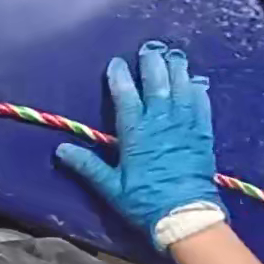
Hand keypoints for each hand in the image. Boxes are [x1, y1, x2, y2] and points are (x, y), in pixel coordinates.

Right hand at [55, 41, 224, 248]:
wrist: (186, 215)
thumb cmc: (144, 201)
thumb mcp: (111, 187)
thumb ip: (88, 165)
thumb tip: (61, 150)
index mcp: (136, 133)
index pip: (126, 96)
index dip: (120, 77)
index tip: (116, 63)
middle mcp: (161, 123)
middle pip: (157, 84)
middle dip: (153, 64)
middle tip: (150, 47)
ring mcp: (185, 126)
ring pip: (181, 88)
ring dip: (177, 69)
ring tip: (174, 54)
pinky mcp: (203, 134)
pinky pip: (201, 105)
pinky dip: (198, 90)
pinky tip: (196, 80)